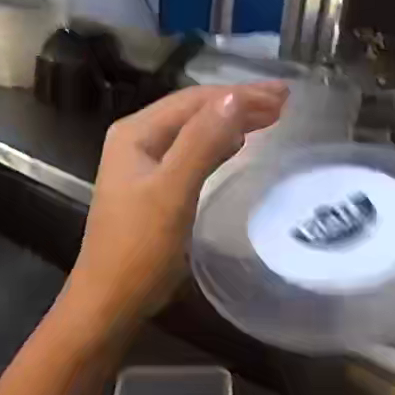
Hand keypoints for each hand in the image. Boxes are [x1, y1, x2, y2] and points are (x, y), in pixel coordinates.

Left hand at [61, 82, 286, 327]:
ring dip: (231, 122)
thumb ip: (202, 142)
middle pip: (194, 111)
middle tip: (284, 102)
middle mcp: (136, 141)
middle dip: (238, 103)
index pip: (195, 100)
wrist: (110, 300)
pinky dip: (218, 146)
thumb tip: (236, 97)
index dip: (240, 94)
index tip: (283, 95)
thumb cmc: (140, 248)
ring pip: (195, 132)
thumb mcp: (173, 191)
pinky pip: (192, 155)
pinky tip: (237, 146)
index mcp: (135, 133)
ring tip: (270, 118)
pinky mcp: (154, 190)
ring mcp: (143, 166)